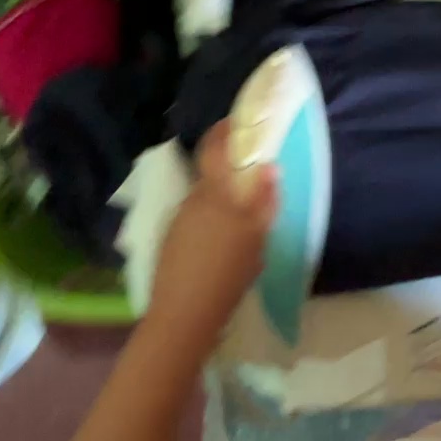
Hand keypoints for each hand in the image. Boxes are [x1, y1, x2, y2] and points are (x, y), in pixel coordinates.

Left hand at [146, 119, 279, 347]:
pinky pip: (195, 220)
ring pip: (204, 199)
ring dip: (220, 201)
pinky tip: (220, 246)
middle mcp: (193, 200)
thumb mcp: (256, 239)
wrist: (183, 318)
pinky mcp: (170, 241)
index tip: (239, 122)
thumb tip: (270, 168)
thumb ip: (264, 200)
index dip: (225, 131)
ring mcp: (178, 221)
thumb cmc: (227, 276)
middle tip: (253, 181)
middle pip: (211, 174)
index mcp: (214, 194)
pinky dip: (209, 222)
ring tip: (240, 221)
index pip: (215, 148)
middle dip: (229, 172)